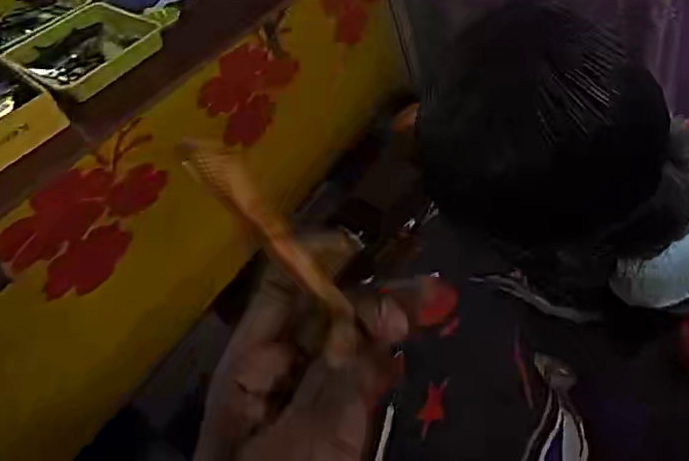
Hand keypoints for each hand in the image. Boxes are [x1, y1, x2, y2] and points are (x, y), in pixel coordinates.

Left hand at [195, 236, 407, 460]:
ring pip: (351, 336)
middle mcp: (280, 365)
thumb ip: (343, 377)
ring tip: (435, 303)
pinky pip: (363, 371)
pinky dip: (389, 354)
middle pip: (327, 307)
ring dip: (390, 317)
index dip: (317, 258)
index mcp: (253, 361)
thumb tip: (380, 316)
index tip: (364, 248)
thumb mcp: (305, 445)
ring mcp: (308, 391)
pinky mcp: (333, 417)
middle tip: (428, 293)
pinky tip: (415, 337)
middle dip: (374, 293)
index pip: (282, 284)